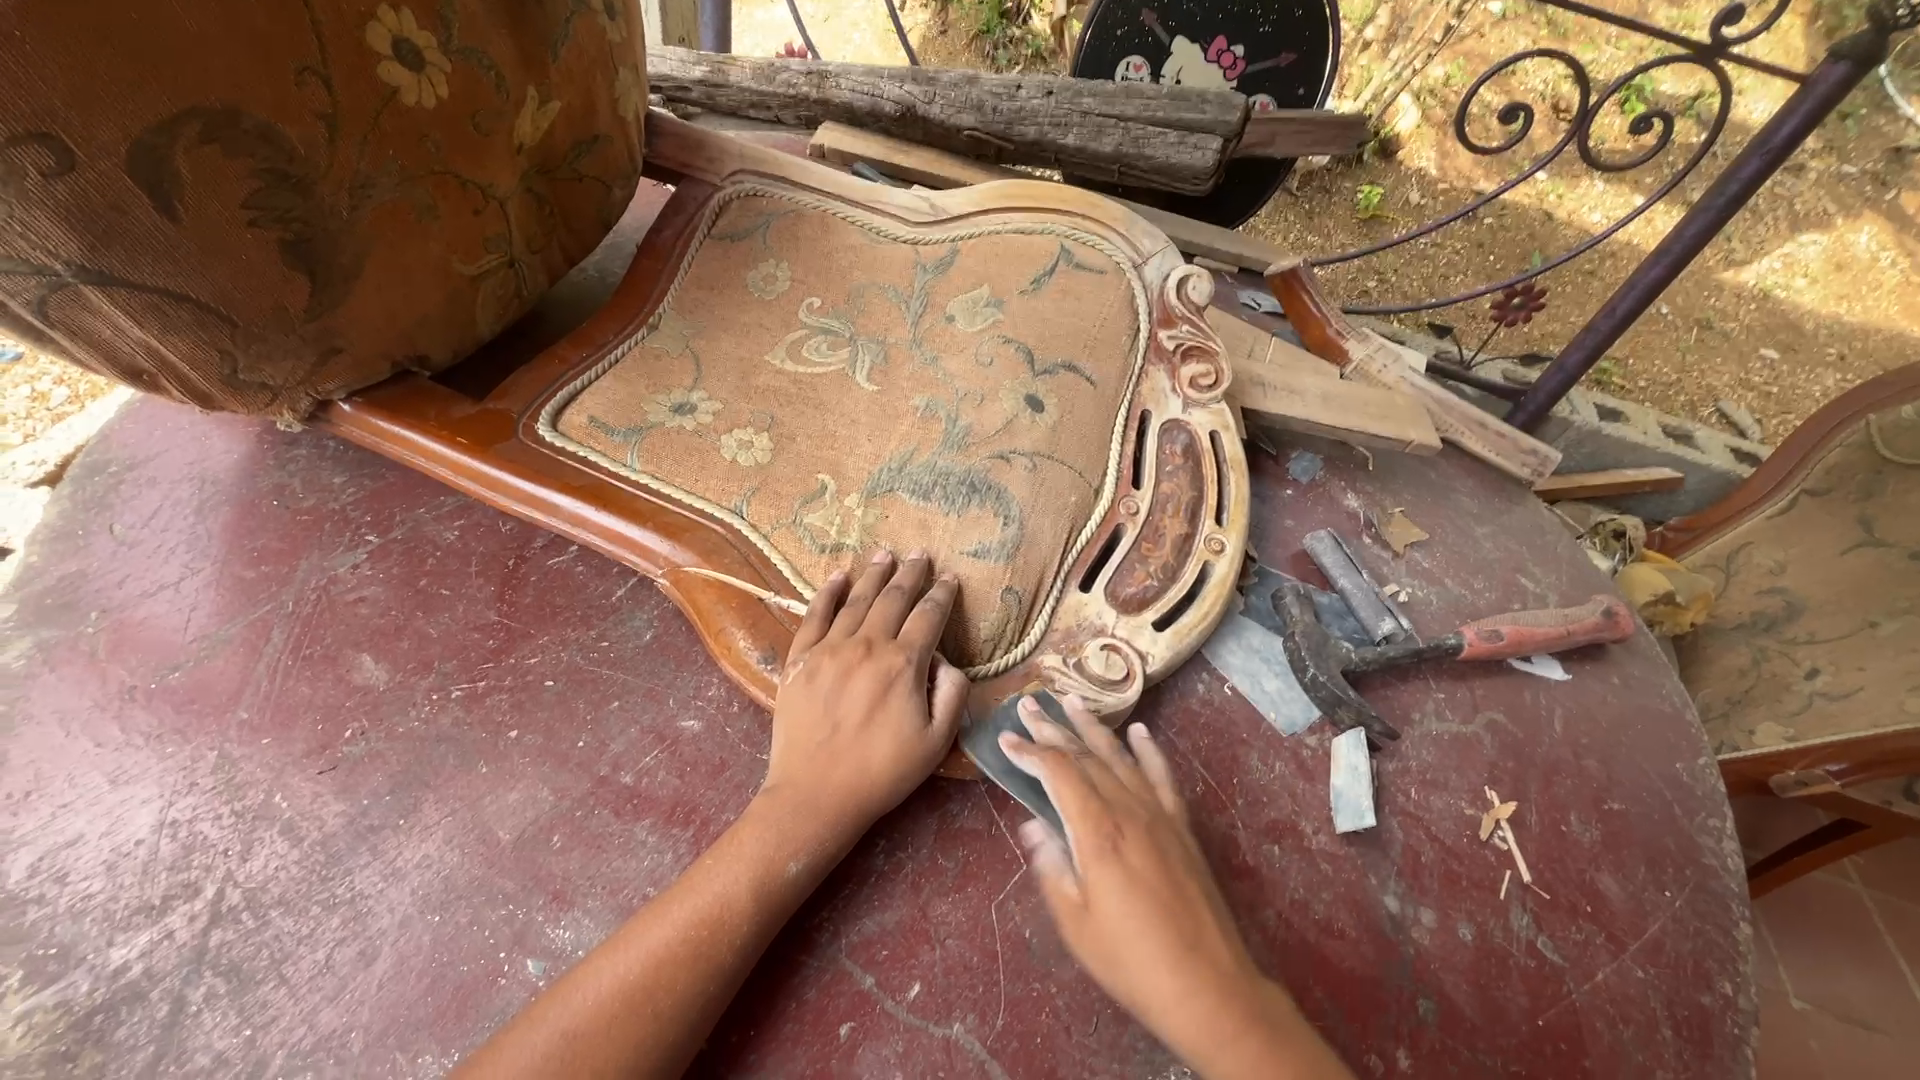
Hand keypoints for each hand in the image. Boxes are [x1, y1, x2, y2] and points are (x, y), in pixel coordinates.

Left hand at [760, 550, 968, 842]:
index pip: (928, 617)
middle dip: (910, 574)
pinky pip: (814, 615)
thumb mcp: (936, 742)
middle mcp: (867, 645)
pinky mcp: (799, 660)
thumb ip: (952, 694)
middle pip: (893, 599)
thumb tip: (946, 661)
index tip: (950, 578)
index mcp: (903, 664)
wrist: (816, 794)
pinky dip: (827, 592)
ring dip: (874, 574)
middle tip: (920, 554)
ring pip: (856, 600)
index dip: (942, 595)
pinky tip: (838, 576)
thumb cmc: (882, 773)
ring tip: (885, 554)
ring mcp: (829, 649)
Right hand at [1001, 697, 1352, 1079]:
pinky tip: (1138, 731)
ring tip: (1072, 701)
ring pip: (1121, 757)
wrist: (1207, 984)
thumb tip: (1033, 824)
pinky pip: (1162, 776)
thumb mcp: (1075, 922)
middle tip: (1028, 704)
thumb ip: (1052, 866)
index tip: (1005, 739)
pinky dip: (1148, 749)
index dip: (1030, 752)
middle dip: (1053, 729)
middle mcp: (1129, 810)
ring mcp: (1160, 814)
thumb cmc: (1130, 960)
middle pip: (1086, 756)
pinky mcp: (1182, 827)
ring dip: (1093, 727)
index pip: (1058, 773)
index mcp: (1097, 831)